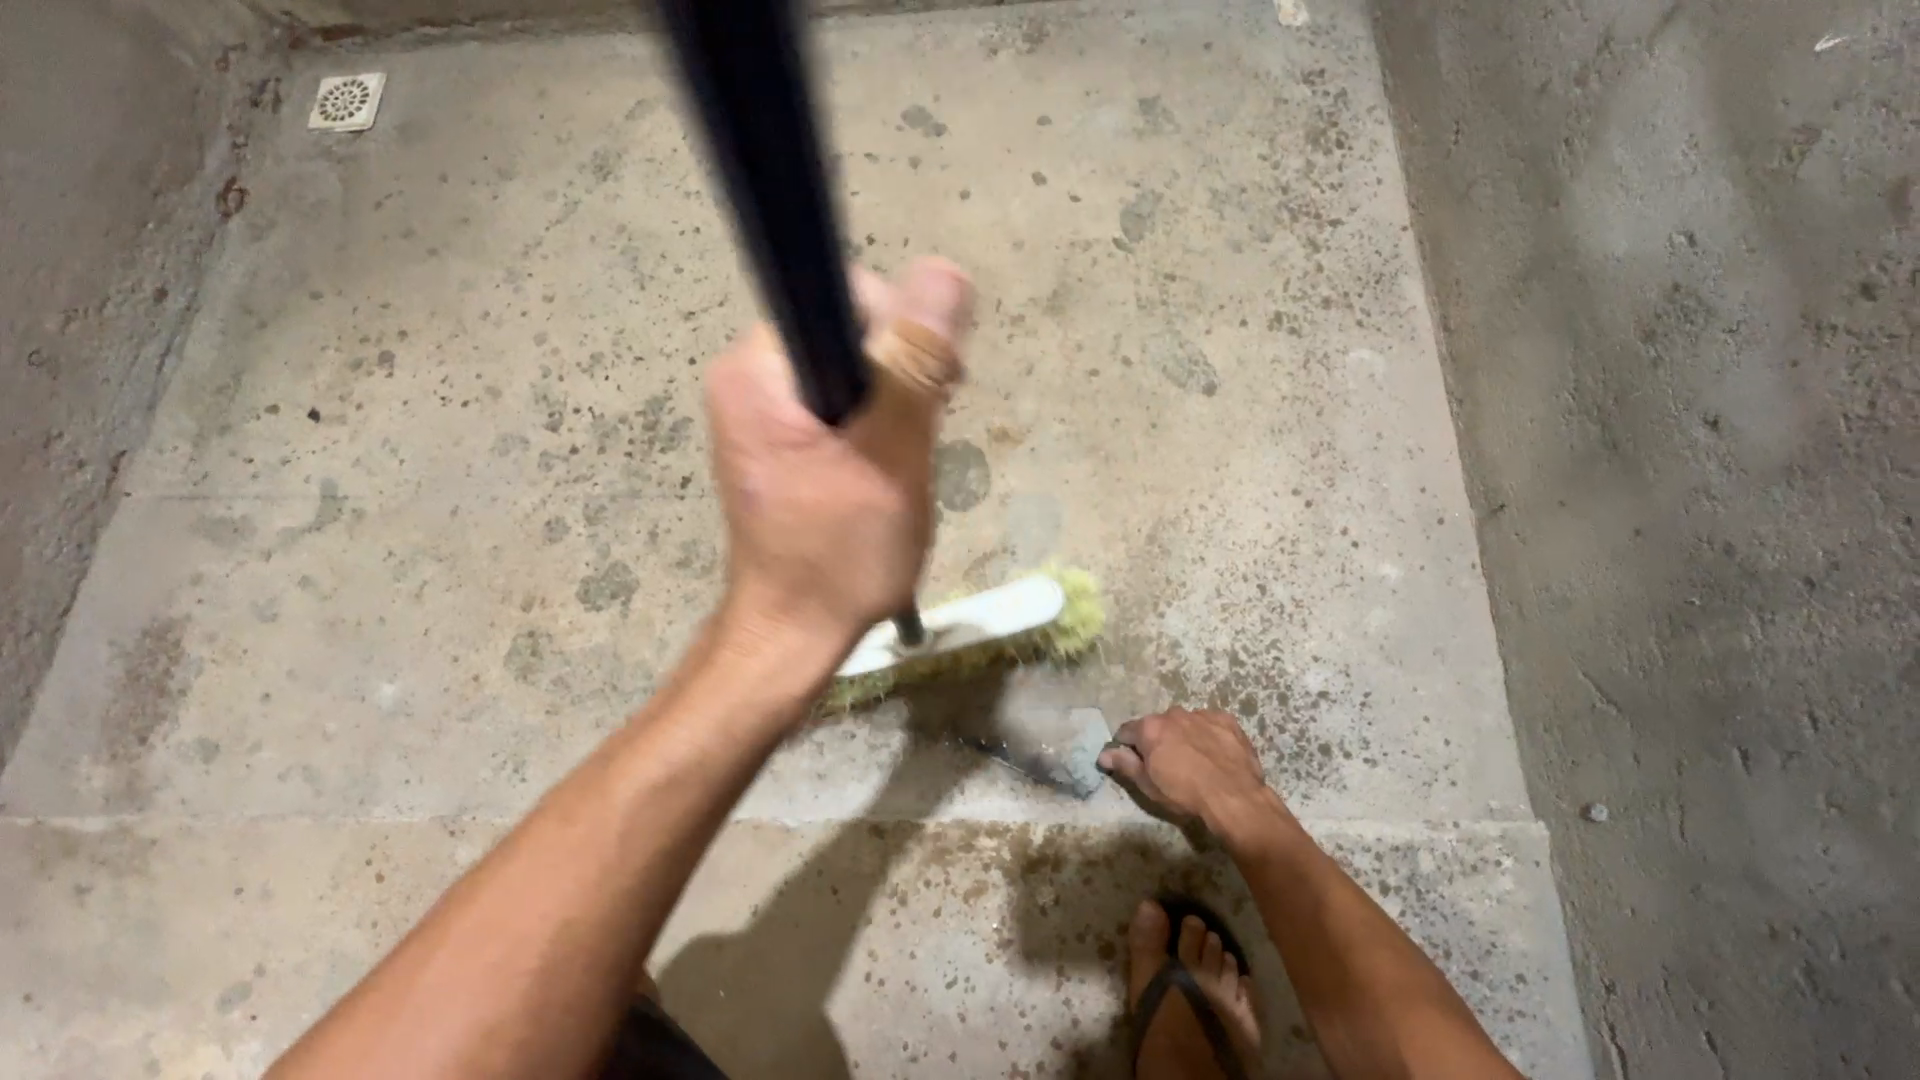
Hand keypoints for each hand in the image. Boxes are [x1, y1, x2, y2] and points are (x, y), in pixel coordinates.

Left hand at [706, 257, 973, 651]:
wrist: (796, 635)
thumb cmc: (840, 555)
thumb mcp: (891, 456)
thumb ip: (914, 364)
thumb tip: (945, 271)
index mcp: (758, 370)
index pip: (846, 298)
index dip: (903, 332)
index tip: (934, 392)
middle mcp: (749, 379)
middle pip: (850, 331)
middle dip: (902, 375)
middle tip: (922, 437)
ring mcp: (761, 412)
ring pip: (853, 369)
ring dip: (895, 404)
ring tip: (906, 460)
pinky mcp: (779, 440)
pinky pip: (841, 403)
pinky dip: (876, 424)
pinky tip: (889, 466)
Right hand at [1097, 708, 1284, 833]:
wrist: (1234, 797)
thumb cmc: (1184, 794)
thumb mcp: (1148, 785)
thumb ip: (1124, 764)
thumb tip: (1103, 753)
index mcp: (1149, 728)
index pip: (1126, 731)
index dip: (1127, 747)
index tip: (1134, 762)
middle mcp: (1173, 714)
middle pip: (1157, 725)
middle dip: (1158, 740)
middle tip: (1168, 765)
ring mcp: (1201, 715)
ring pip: (1184, 723)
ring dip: (1183, 736)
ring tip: (1195, 761)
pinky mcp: (1226, 720)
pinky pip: (1209, 724)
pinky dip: (1208, 735)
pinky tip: (1215, 754)